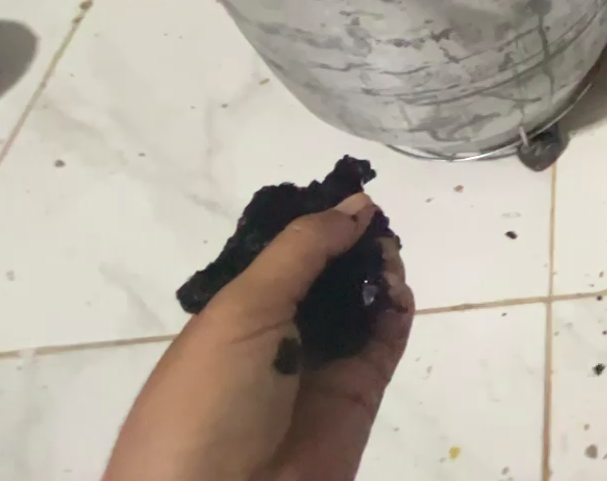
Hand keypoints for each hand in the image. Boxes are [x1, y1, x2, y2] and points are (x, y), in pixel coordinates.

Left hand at [105, 193, 413, 480]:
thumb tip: (357, 203)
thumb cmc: (207, 404)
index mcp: (238, 318)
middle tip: (374, 228)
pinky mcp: (361, 390)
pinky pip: (388, 336)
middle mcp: (283, 336)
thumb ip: (302, 250)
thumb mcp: (240, 312)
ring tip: (385, 259)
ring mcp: (325, 363)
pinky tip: (396, 290)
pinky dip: (399, 308)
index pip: (287, 258)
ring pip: (365, 300)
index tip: (350, 202)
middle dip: (355, 244)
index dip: (319, 226)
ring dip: (380, 271)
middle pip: (332, 275)